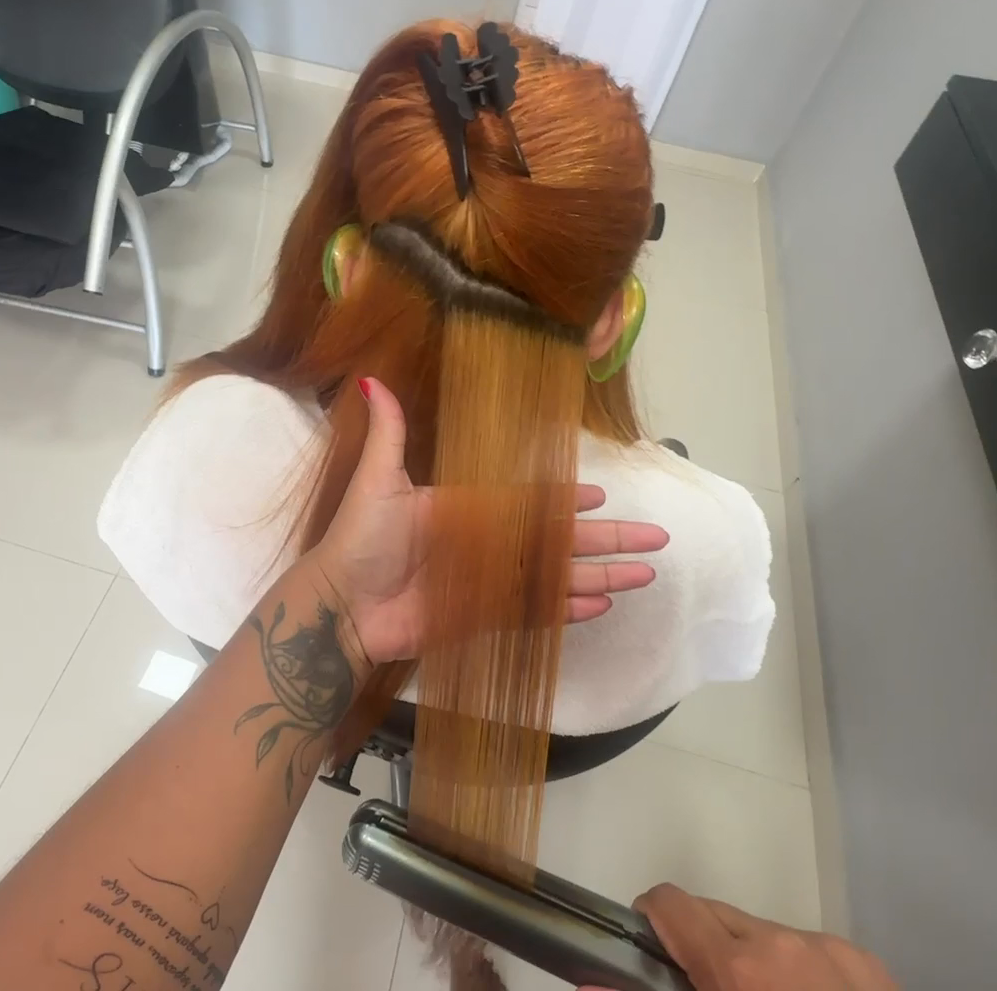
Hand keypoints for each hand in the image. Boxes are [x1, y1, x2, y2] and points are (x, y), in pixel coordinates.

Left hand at [309, 377, 669, 665]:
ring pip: (556, 578)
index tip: (603, 495)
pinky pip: (535, 614)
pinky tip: (602, 604)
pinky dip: (568, 610)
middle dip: (607, 540)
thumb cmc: (361, 540)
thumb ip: (389, 434)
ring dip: (600, 575)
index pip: (530, 503)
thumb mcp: (378, 480)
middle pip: (557, 542)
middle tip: (654, 540)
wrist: (342, 607)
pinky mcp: (483, 619)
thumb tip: (371, 377)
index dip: (567, 501)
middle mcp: (484, 547)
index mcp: (466, 510)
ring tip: (644, 576)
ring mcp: (487, 584)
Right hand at [583, 885, 896, 990]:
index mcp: (738, 967)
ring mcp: (831, 950)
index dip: (652, 921)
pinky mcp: (870, 964)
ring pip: (764, 933)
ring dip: (752, 963)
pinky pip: (811, 949)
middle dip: (701, 947)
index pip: (671, 902)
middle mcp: (781, 942)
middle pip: (714, 914)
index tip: (651, 953)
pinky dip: (798, 973)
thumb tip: (586, 985)